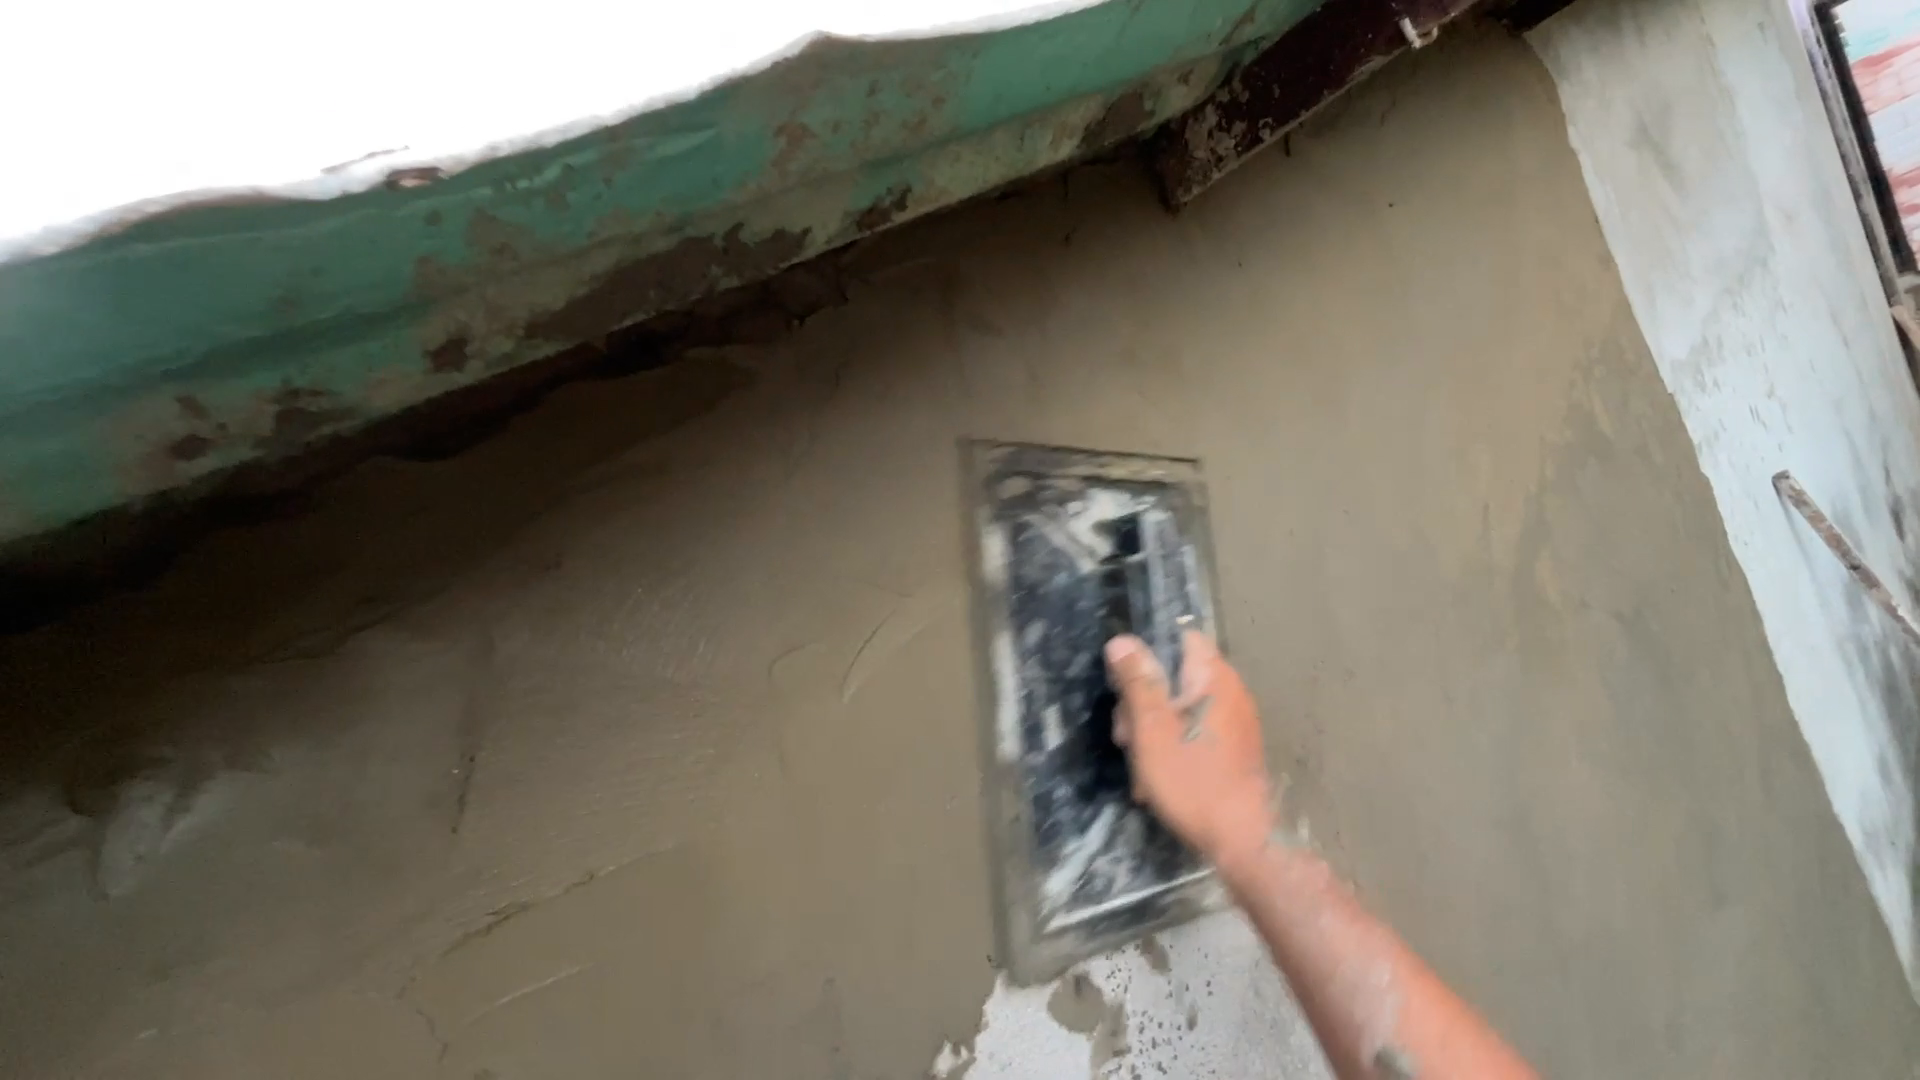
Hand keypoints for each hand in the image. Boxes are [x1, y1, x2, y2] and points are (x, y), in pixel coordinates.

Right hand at [1106, 630, 1274, 871]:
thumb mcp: (1151, 727)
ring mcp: (1235, 721)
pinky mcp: (1234, 749)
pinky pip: (1194, 732)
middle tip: (1124, 736)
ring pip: (1180, 708)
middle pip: (1174, 676)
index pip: (1179, 638)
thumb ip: (1137, 680)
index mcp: (1213, 677)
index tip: (1123, 682)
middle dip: (1142, 702)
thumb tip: (1122, 640)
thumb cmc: (1192, 778)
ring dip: (1153, 730)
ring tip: (1139, 766)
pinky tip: (1157, 779)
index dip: (1146, 652)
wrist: (1243, 840)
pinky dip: (1173, 747)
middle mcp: (1229, 691)